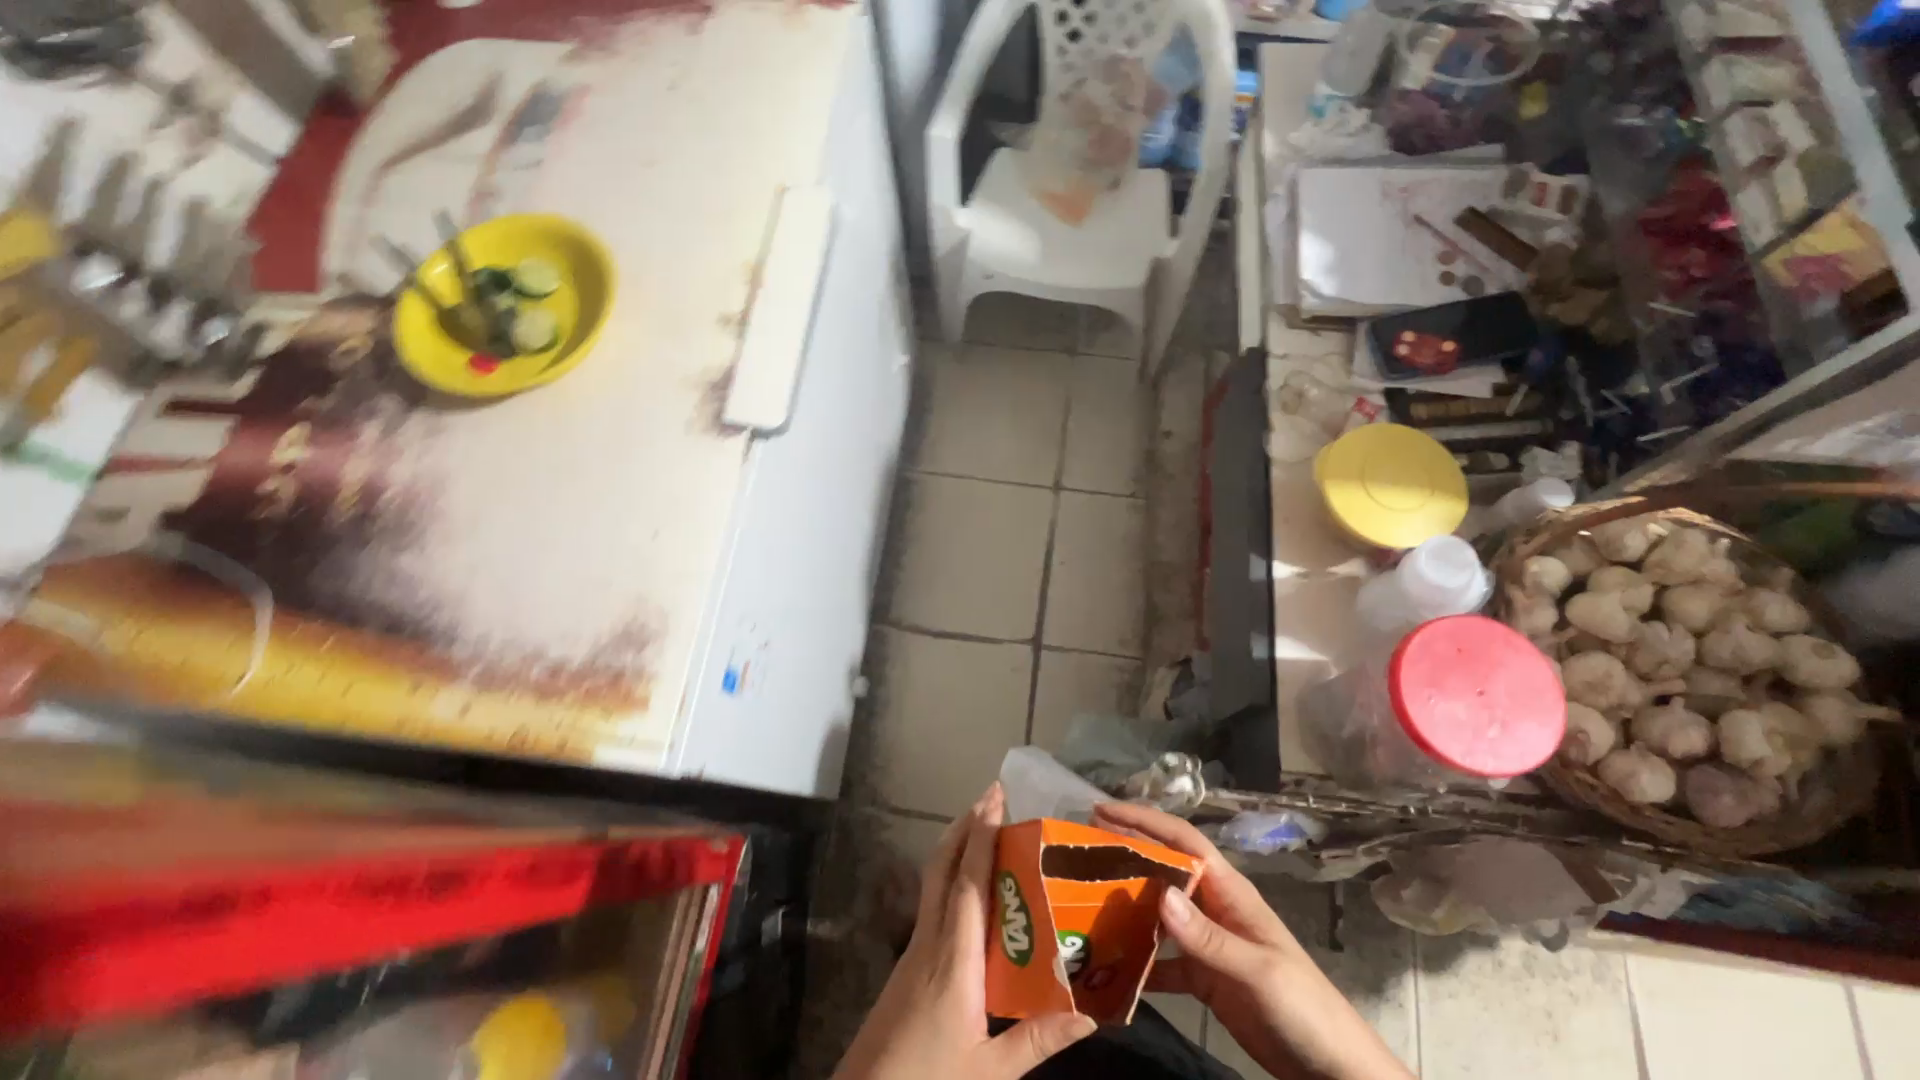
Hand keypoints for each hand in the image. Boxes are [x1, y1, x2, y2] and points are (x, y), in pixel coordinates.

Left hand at [832, 785, 1098, 1079]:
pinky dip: (953, 880)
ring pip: (934, 884)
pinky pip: (934, 907)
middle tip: (993, 797)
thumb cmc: (926, 1079)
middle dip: (966, 828)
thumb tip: (1090, 1014)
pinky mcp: (910, 966)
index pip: (967, 884)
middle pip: (943, 869)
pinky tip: (972, 893)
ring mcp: (915, 952)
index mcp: (953, 959)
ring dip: (958, 849)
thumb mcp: (989, 1070)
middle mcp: (930, 943)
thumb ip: (1037, 1039)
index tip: (994, 799)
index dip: (982, 838)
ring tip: (987, 829)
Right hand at [1094, 802, 1413, 1079]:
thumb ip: (1208, 936)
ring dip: (1122, 907)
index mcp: (1230, 893)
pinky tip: (1104, 970)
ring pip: (1156, 914)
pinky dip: (1134, 963)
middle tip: (1075, 854)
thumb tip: (1158, 894)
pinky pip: (1160, 961)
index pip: (1183, 842)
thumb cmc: (1303, 1007)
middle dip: (1123, 856)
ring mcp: (1208, 944)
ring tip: (1077, 904)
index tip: (1100, 809)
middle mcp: (1214, 909)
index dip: (1144, 820)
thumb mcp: (1257, 970)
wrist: (1331, 1067)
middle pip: (1162, 872)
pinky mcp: (1203, 979)